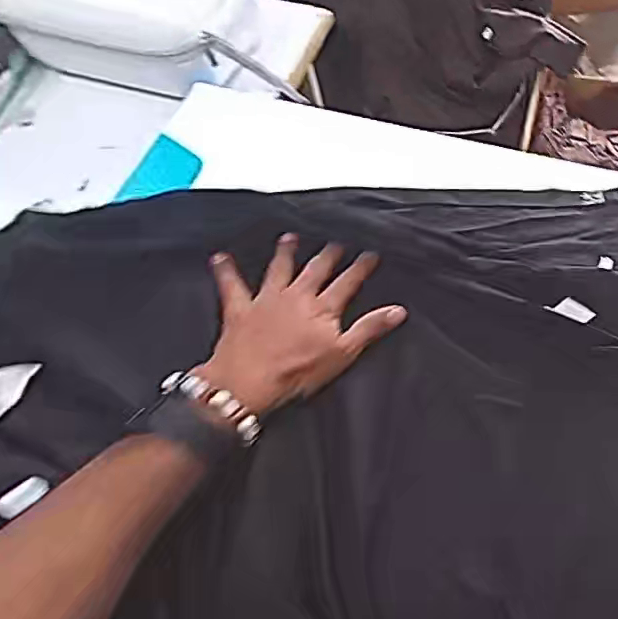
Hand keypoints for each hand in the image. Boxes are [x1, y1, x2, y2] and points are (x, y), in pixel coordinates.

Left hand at [194, 234, 406, 415]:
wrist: (250, 380)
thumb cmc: (296, 371)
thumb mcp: (343, 353)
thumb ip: (370, 329)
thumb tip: (396, 311)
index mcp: (322, 308)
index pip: (347, 282)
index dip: (360, 267)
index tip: (369, 254)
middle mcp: (295, 296)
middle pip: (315, 269)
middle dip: (327, 254)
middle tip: (335, 242)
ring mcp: (266, 300)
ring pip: (278, 269)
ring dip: (285, 252)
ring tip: (290, 238)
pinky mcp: (240, 309)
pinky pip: (232, 284)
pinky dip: (226, 270)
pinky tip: (221, 258)